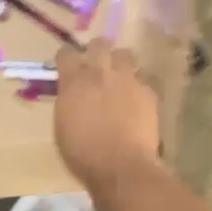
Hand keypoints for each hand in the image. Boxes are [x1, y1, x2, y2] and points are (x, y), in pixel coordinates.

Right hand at [54, 40, 162, 188]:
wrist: (121, 166)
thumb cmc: (82, 153)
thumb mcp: (62, 125)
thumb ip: (68, 101)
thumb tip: (72, 94)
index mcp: (74, 81)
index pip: (66, 53)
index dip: (66, 58)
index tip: (66, 66)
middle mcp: (101, 72)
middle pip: (99, 44)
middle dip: (96, 52)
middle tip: (95, 66)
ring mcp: (128, 80)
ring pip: (125, 55)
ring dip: (119, 63)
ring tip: (118, 77)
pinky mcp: (148, 92)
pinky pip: (142, 78)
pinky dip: (137, 85)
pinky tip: (135, 99)